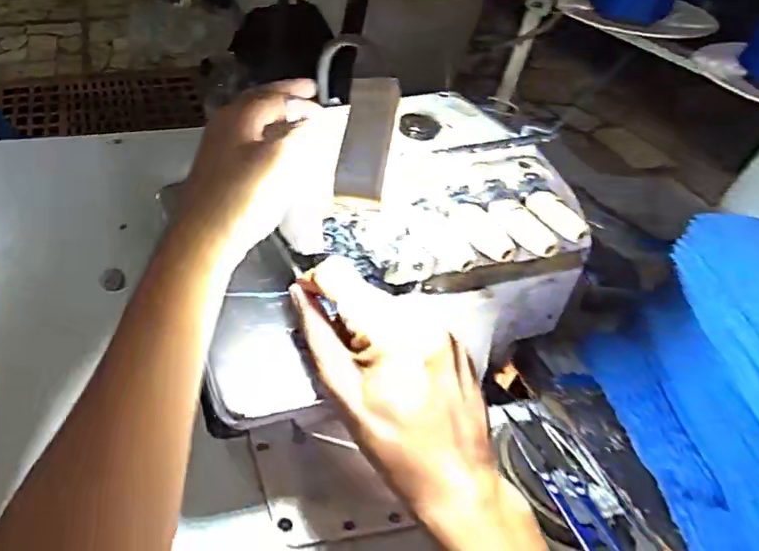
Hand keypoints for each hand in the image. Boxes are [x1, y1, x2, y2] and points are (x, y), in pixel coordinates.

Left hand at [173, 80, 323, 272]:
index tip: (319, 95)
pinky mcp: (218, 167)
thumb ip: (296, 133)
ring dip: (274, 113)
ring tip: (297, 116)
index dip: (297, 95)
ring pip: (250, 118)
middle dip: (283, 95)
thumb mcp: (279, 161)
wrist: (205, 234)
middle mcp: (223, 125)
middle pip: (256, 101)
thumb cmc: (243, 197)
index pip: (271, 95)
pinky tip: (276, 147)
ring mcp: (217, 145)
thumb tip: (308, 116)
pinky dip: (266, 132)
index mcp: (236, 117)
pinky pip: (247, 137)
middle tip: (308, 92)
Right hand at [290, 258, 542, 550]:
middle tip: (340, 351)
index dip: (311, 282)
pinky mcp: (453, 337)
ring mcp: (443, 327)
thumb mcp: (341, 391)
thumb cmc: (398, 448)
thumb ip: (316, 334)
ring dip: (362, 320)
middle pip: (358, 287)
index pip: (337, 273)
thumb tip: (298, 294)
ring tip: (367, 362)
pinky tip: (392, 366)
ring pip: (379, 299)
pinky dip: (387, 330)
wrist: (460, 485)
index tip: (303, 299)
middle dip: (339, 309)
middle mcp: (422, 318)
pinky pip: (403, 315)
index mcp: (393, 331)